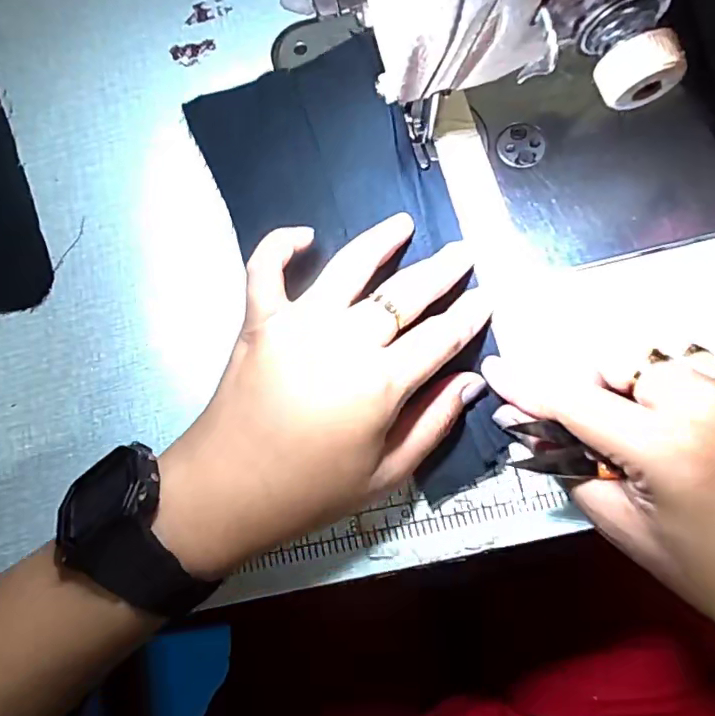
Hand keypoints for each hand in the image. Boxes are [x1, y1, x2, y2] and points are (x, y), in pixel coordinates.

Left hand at [152, 214, 491, 578]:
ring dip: (380, 241)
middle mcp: (344, 342)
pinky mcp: (258, 321)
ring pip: (348, 269)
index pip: (440, 337)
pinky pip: (266, 270)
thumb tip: (471, 381)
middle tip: (464, 252)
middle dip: (441, 272)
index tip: (488, 296)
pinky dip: (280, 246)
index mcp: (381, 385)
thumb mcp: (386, 475)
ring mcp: (297, 324)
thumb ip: (433, 424)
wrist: (226, 492)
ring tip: (404, 223)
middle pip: (404, 295)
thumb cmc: (311, 491)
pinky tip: (304, 236)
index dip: (469, 316)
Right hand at [482, 349, 714, 705]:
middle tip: (613, 428)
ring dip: (654, 385)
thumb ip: (580, 476)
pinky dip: (702, 391)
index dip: (531, 385)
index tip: (500, 368)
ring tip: (669, 429)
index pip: (577, 402)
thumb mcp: (636, 540)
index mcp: (669, 452)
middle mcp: (713, 405)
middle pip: (626, 363)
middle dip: (605, 387)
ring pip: (674, 359)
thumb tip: (538, 433)